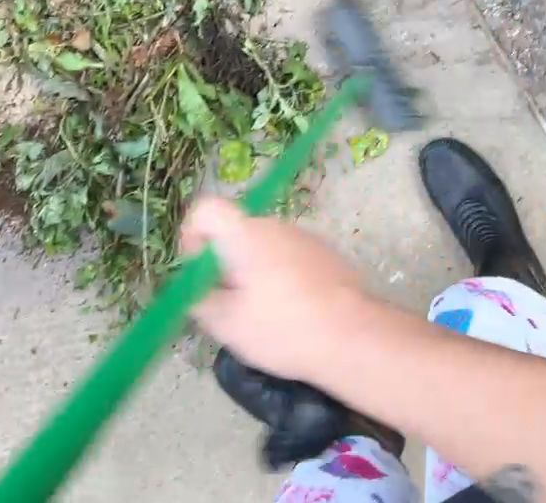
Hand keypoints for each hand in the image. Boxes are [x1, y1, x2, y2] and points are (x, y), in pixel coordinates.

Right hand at [181, 196, 372, 380]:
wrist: (353, 336)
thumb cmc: (283, 328)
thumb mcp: (227, 324)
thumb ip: (200, 300)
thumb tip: (194, 289)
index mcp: (245, 234)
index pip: (206, 209)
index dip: (192, 235)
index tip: (198, 271)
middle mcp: (274, 225)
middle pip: (235, 232)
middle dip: (224, 263)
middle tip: (229, 304)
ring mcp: (303, 236)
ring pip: (262, 247)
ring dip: (253, 272)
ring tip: (263, 315)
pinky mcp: (324, 252)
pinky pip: (288, 256)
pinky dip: (279, 276)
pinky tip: (292, 312)